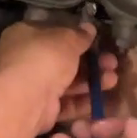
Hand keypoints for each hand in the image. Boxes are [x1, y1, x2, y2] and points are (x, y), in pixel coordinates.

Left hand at [0, 23, 117, 135]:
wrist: (28, 99)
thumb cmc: (45, 57)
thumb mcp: (67, 38)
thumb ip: (80, 35)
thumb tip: (89, 28)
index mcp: (23, 35)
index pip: (52, 32)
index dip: (75, 36)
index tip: (96, 40)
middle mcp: (24, 59)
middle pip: (63, 59)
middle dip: (90, 62)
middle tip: (112, 62)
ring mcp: (32, 86)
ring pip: (67, 82)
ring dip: (91, 80)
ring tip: (113, 79)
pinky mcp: (41, 109)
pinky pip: (66, 102)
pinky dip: (84, 100)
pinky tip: (104, 98)